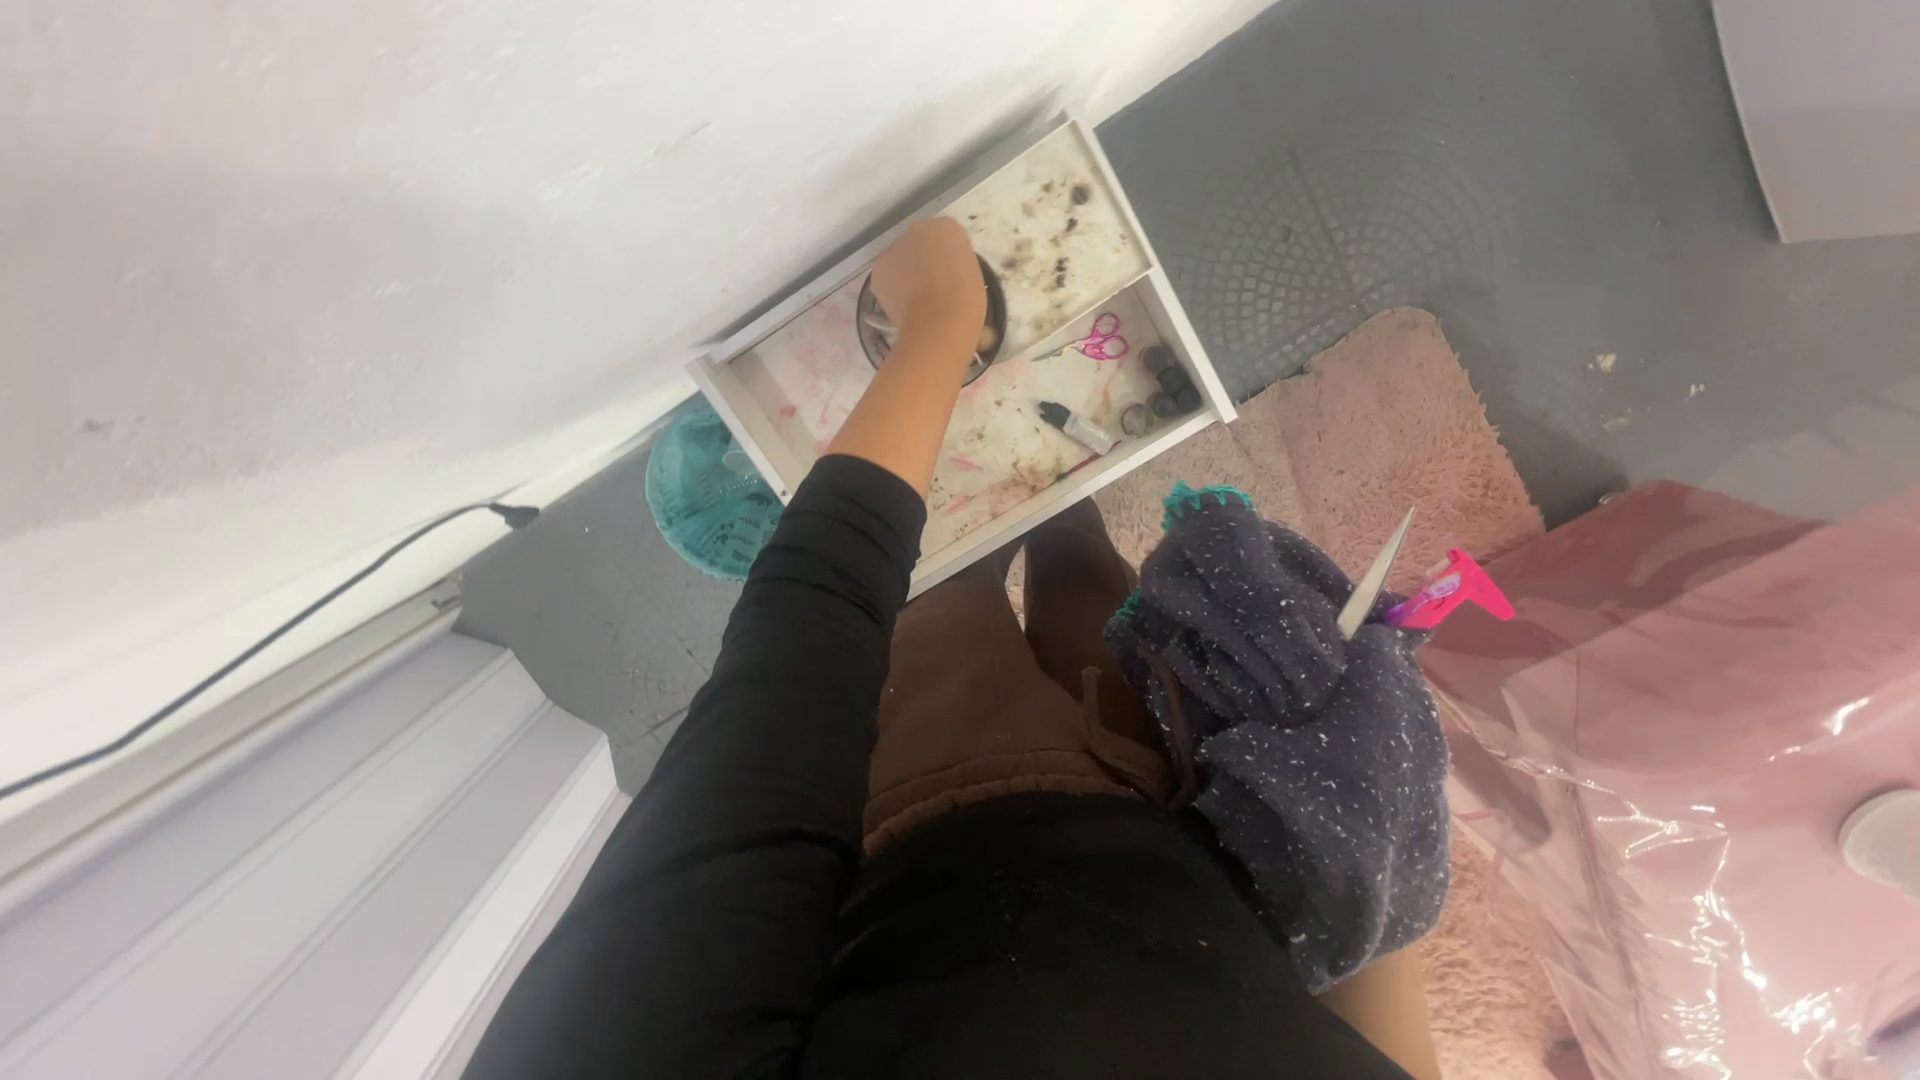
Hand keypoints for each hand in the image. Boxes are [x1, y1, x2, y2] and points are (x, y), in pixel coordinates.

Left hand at [870, 218, 985, 344]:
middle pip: (919, 243)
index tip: (950, 277)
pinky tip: (902, 305)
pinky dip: (892, 288)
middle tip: (930, 288)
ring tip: (914, 300)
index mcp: (948, 227)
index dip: (946, 259)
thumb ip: (954, 264)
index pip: (945, 238)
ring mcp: (895, 246)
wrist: (939, 323)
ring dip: (904, 273)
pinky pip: (887, 275)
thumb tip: (942, 273)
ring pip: (900, 258)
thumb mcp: (971, 274)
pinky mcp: (879, 267)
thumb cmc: (966, 302)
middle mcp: (919, 228)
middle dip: (922, 261)